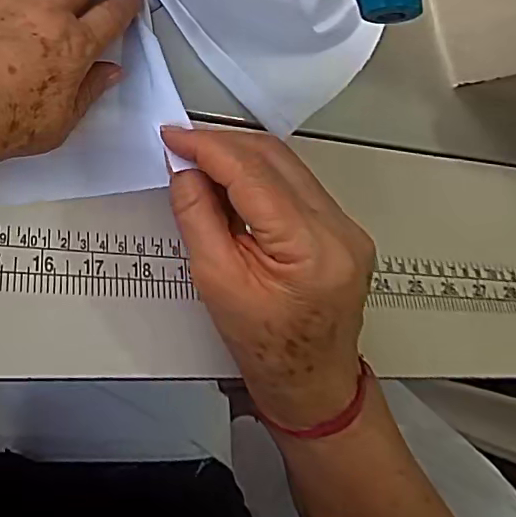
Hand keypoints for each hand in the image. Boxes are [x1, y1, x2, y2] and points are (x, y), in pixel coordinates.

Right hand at [161, 126, 375, 431]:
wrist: (310, 381)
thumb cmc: (261, 342)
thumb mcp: (214, 278)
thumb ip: (197, 215)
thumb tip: (184, 170)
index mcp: (310, 246)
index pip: (252, 173)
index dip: (207, 147)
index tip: (171, 136)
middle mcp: (338, 228)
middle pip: (273, 158)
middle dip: (220, 143)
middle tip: (178, 144)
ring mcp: (344, 226)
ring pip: (284, 163)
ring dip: (235, 154)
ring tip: (195, 160)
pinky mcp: (337, 227)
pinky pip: (290, 181)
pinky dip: (252, 171)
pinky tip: (223, 179)